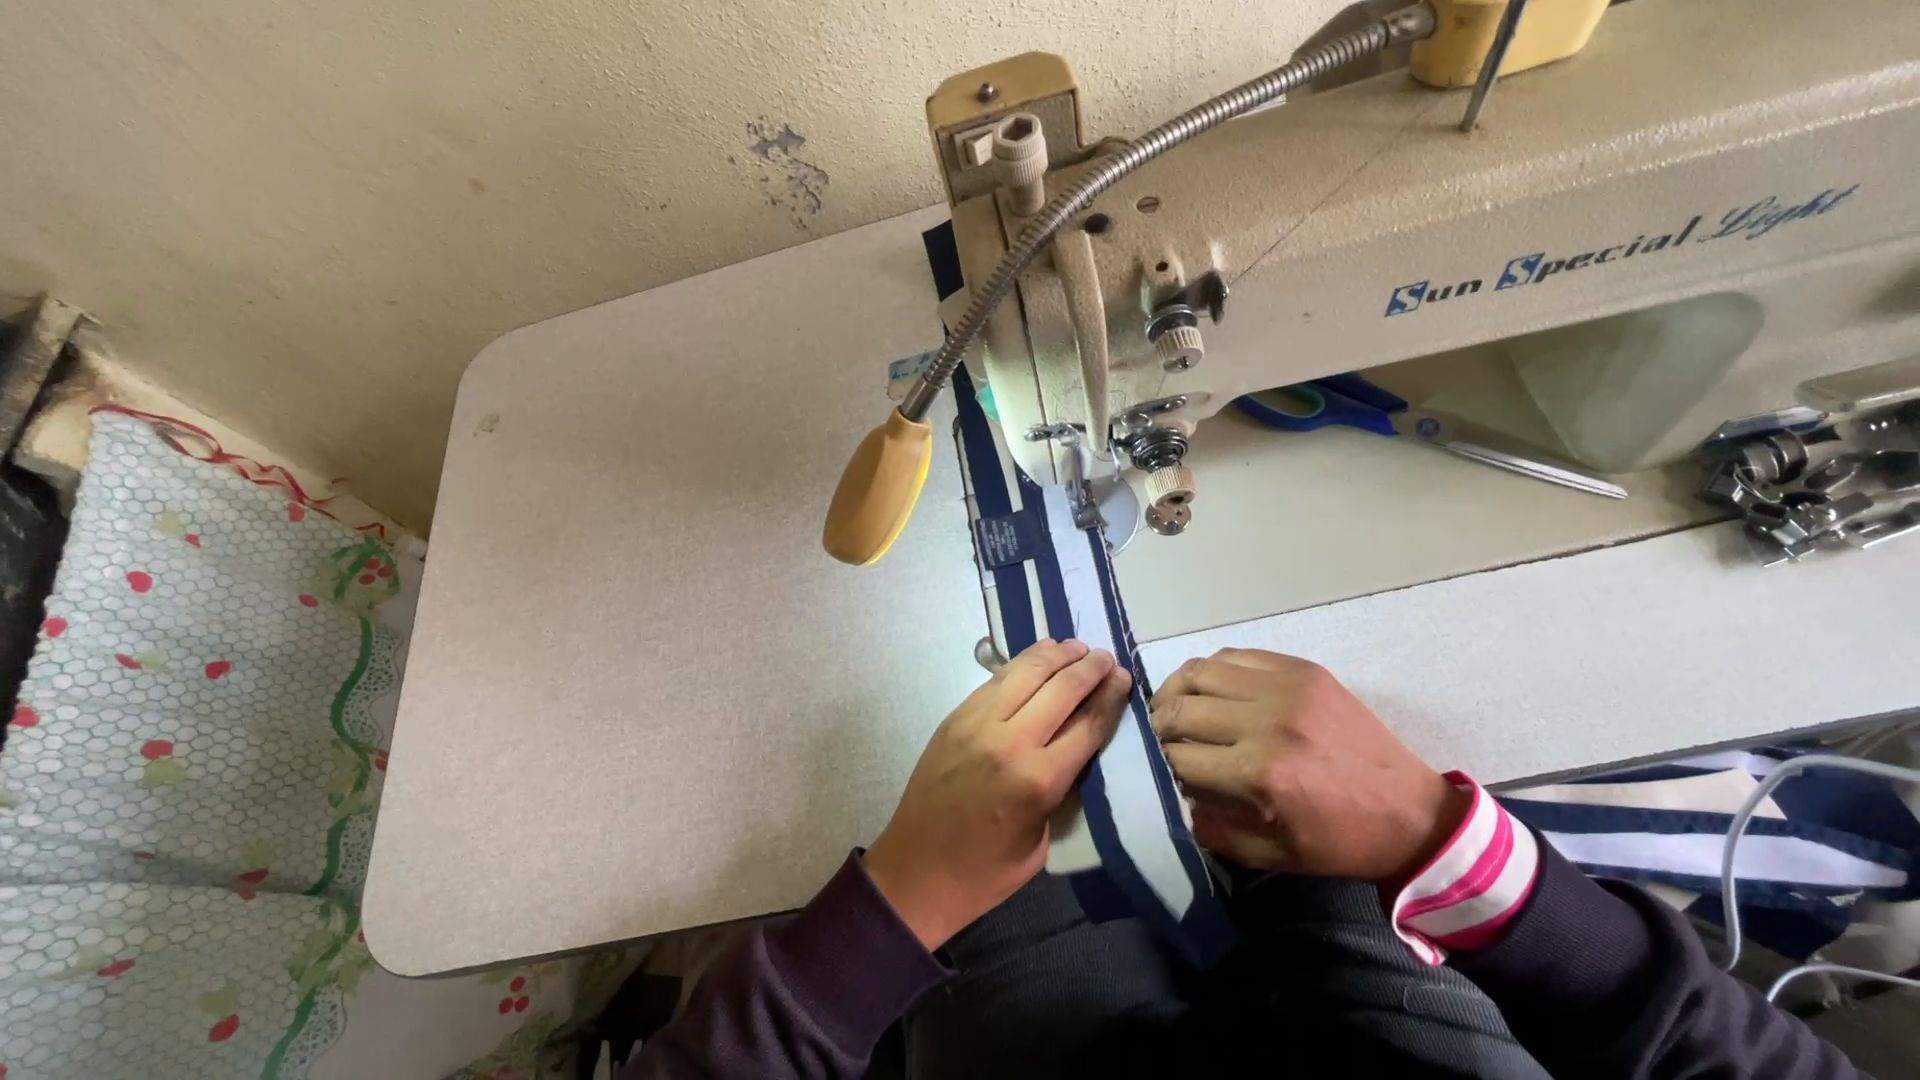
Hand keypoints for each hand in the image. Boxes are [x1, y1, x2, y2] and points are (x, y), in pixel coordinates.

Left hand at [864, 639, 1131, 949]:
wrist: (915, 871)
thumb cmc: (985, 873)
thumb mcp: (1042, 843)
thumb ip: (1062, 791)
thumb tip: (1076, 749)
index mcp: (1039, 780)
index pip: (1088, 725)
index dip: (1110, 697)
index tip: (1125, 678)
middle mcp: (1010, 742)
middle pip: (1060, 689)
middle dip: (1088, 669)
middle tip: (1107, 657)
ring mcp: (977, 724)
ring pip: (1024, 674)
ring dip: (1055, 656)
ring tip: (1076, 646)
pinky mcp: (955, 718)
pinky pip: (995, 681)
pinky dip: (1020, 664)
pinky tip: (1037, 657)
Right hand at [1150, 649, 1467, 884]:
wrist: (1410, 811)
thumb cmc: (1337, 840)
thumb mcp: (1269, 854)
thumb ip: (1209, 826)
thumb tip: (1171, 792)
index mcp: (1258, 774)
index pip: (1177, 756)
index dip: (1162, 765)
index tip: (1164, 771)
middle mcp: (1266, 722)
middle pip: (1179, 709)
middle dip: (1159, 727)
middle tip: (1161, 738)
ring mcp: (1285, 688)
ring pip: (1199, 672)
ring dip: (1175, 691)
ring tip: (1175, 706)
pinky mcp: (1302, 669)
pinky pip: (1234, 656)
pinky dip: (1211, 671)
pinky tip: (1209, 689)